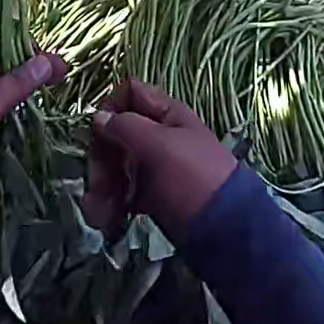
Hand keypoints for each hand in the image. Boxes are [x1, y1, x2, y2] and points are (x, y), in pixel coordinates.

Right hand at [86, 80, 237, 239]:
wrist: (226, 231)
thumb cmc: (192, 177)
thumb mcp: (159, 146)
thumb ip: (127, 127)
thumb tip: (99, 116)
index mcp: (166, 113)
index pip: (130, 93)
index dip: (111, 107)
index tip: (98, 133)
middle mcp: (158, 134)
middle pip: (118, 132)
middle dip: (102, 159)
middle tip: (96, 185)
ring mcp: (156, 165)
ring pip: (118, 165)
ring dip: (103, 187)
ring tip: (99, 216)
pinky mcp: (153, 195)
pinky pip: (125, 191)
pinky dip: (114, 204)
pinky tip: (109, 223)